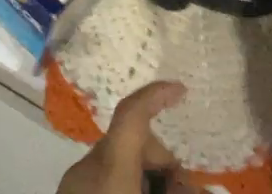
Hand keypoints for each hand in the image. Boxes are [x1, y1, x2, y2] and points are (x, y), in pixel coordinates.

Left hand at [57, 80, 190, 193]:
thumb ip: (180, 187)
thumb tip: (198, 182)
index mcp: (109, 167)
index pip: (131, 113)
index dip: (156, 94)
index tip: (181, 89)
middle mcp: (87, 167)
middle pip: (131, 142)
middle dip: (162, 159)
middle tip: (183, 183)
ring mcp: (73, 183)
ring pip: (118, 162)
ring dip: (146, 173)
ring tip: (164, 190)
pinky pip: (103, 179)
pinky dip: (125, 183)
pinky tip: (141, 193)